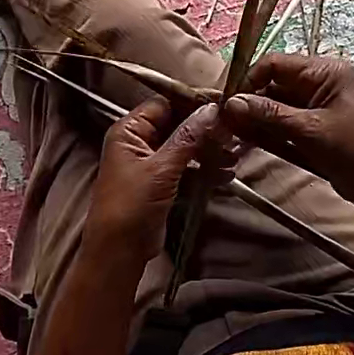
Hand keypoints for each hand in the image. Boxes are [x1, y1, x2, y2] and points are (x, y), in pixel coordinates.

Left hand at [85, 98, 229, 256]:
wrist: (118, 251)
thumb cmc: (130, 205)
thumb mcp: (161, 168)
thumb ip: (188, 137)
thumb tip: (211, 110)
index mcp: (129, 131)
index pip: (165, 104)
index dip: (193, 103)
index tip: (223, 104)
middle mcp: (138, 143)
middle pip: (178, 125)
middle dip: (207, 131)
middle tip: (235, 134)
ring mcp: (150, 164)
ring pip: (185, 148)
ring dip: (209, 152)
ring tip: (234, 157)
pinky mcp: (161, 184)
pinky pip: (186, 169)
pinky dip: (204, 170)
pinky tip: (225, 174)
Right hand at [220, 53, 353, 196]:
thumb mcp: (310, 130)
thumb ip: (269, 115)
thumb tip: (230, 104)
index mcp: (324, 72)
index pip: (275, 64)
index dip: (248, 79)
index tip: (225, 100)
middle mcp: (317, 84)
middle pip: (271, 85)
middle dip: (247, 102)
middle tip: (221, 121)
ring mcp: (314, 108)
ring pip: (273, 107)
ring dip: (252, 119)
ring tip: (228, 133)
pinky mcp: (311, 130)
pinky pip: (280, 125)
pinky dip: (264, 132)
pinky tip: (244, 140)